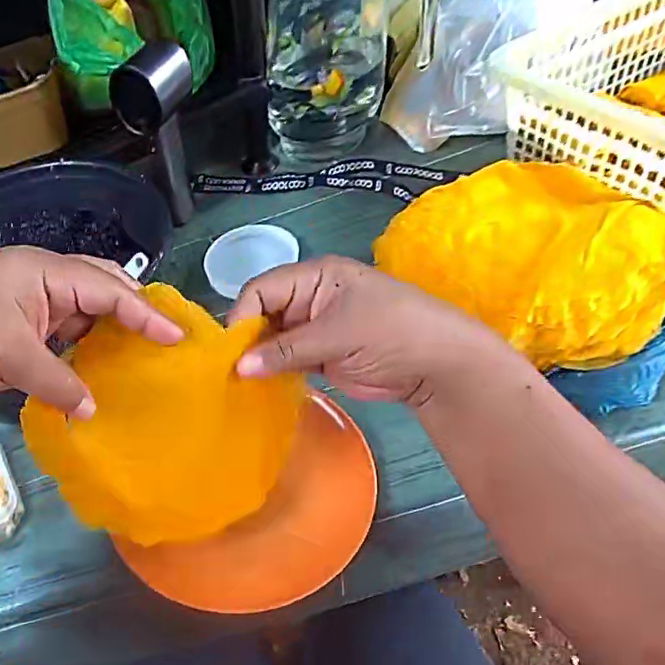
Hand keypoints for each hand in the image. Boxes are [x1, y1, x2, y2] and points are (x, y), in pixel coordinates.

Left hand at [0, 246, 181, 416]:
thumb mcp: (11, 359)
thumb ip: (60, 383)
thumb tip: (92, 410)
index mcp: (40, 269)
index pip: (107, 288)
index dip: (145, 313)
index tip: (177, 337)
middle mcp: (36, 275)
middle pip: (99, 283)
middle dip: (133, 307)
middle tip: (163, 334)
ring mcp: (22, 296)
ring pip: (81, 304)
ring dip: (109, 325)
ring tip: (139, 348)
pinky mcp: (11, 319)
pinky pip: (61, 325)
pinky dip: (83, 340)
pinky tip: (95, 359)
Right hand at [228, 256, 519, 407]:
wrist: (435, 364)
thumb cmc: (390, 332)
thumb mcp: (337, 334)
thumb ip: (287, 349)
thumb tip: (240, 367)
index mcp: (313, 277)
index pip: (262, 290)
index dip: (243, 317)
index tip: (231, 351)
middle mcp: (309, 299)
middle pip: (263, 316)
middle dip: (247, 341)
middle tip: (230, 373)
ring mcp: (315, 330)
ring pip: (273, 342)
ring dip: (259, 361)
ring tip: (239, 384)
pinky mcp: (321, 358)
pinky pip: (288, 362)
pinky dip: (274, 374)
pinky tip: (260, 388)